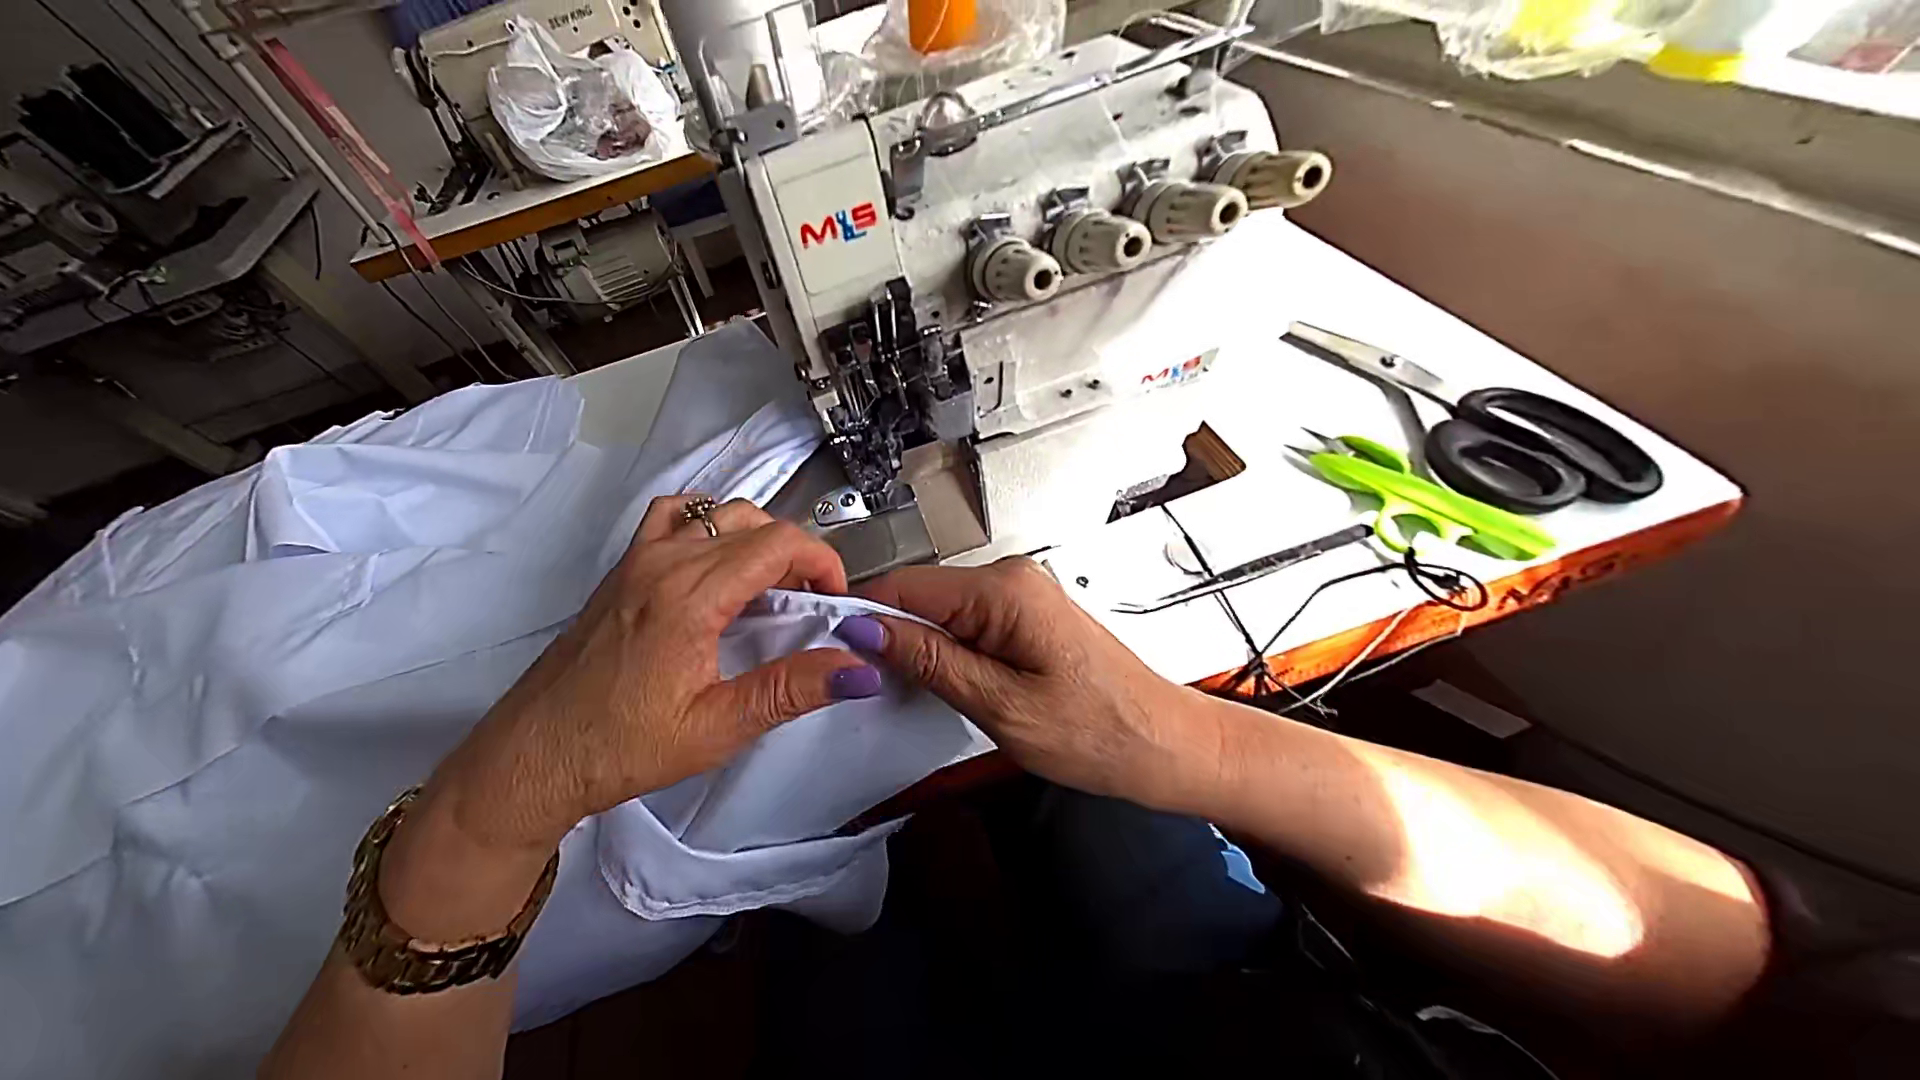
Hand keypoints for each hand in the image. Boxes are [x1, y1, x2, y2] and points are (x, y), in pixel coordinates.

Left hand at [425, 496, 879, 856]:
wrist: (533, 758)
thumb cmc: (619, 747)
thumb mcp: (718, 728)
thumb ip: (792, 690)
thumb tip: (857, 670)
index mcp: (689, 597)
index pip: (779, 543)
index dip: (822, 562)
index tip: (834, 598)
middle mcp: (663, 563)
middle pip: (757, 522)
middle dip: (799, 554)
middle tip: (809, 602)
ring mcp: (638, 559)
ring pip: (720, 511)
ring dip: (759, 537)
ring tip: (769, 585)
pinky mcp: (623, 568)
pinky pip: (675, 515)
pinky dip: (709, 523)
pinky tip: (716, 560)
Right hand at [851, 559, 1218, 810]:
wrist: (1163, 745)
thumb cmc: (1100, 732)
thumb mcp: (1000, 704)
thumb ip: (930, 660)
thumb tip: (869, 629)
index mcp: (1005, 590)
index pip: (907, 584)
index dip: (864, 616)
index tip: (834, 650)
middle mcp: (1012, 579)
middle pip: (922, 594)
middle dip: (890, 635)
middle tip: (870, 684)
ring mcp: (1020, 596)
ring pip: (941, 611)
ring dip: (918, 647)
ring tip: (909, 690)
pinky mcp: (1025, 616)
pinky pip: (966, 623)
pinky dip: (946, 650)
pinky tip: (942, 681)